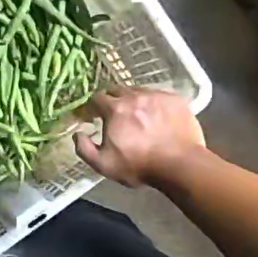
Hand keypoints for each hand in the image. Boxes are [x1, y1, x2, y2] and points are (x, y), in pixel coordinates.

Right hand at [75, 87, 205, 187]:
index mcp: (115, 110)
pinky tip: (156, 117)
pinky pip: (158, 96)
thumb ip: (84, 149)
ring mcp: (157, 96)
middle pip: (117, 90)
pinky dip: (152, 104)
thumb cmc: (139, 166)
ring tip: (136, 116)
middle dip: (111, 100)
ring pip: (138, 91)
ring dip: (132, 100)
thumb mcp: (103, 165)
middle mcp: (135, 96)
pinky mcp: (175, 100)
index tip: (92, 116)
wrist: (180, 165)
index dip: (92, 107)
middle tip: (113, 115)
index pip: (96, 98)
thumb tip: (77, 134)